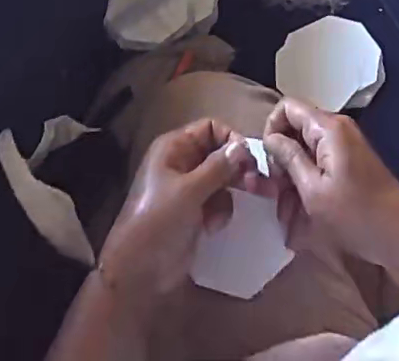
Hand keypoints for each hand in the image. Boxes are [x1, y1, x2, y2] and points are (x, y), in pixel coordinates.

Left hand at [96, 119, 258, 311]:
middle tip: (259, 186)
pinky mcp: (195, 211)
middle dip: (237, 168)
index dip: (231, 139)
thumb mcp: (189, 191)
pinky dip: (219, 212)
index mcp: (175, 147)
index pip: (210, 128)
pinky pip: (218, 201)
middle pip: (219, 153)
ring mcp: (189, 187)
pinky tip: (211, 227)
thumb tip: (243, 146)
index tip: (251, 159)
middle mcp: (182, 161)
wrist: (139, 270)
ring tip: (224, 213)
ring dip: (229, 194)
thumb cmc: (159, 221)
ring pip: (222, 178)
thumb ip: (218, 167)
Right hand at [262, 98, 398, 268]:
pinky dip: (308, 178)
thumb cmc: (357, 215)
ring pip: (306, 147)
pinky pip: (320, 159)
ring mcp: (346, 144)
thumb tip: (271, 139)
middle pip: (296, 127)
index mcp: (328, 127)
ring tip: (289, 209)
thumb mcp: (313, 190)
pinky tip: (305, 207)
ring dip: (294, 173)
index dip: (272, 129)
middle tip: (277, 190)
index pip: (287, 107)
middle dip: (282, 156)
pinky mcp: (351, 160)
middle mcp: (337, 128)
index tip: (270, 161)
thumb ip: (289, 157)